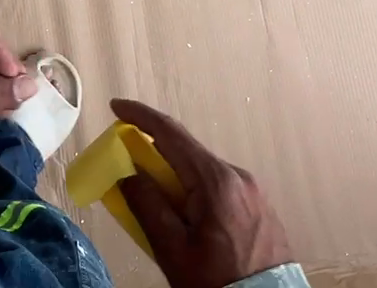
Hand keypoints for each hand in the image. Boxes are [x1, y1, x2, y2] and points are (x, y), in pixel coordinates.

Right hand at [110, 98, 294, 287]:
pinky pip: (218, 185)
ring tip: (156, 197)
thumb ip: (146, 204)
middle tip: (126, 161)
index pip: (170, 133)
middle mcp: (238, 176)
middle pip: (186, 150)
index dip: (139, 115)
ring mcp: (253, 192)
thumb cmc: (217, 284)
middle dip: (153, 150)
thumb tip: (127, 170)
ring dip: (174, 172)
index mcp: (216, 180)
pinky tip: (186, 212)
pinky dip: (194, 187)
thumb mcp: (173, 250)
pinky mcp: (261, 208)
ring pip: (202, 169)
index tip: (115, 106)